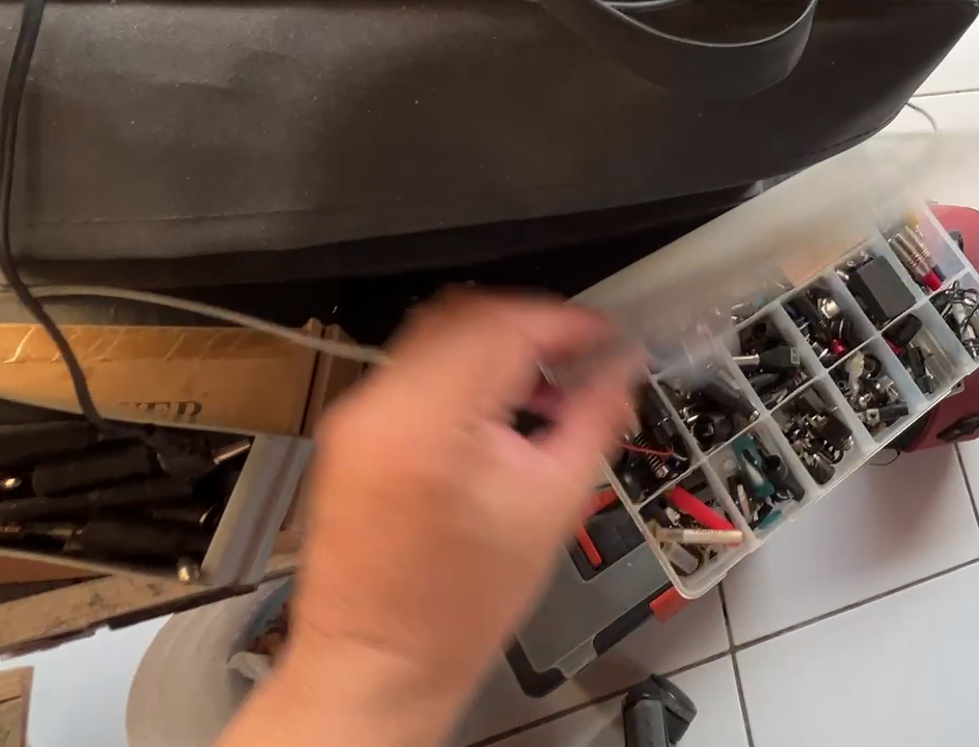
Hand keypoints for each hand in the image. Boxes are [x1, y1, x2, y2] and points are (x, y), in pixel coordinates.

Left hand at [268, 294, 637, 739]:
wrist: (380, 665)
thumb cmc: (464, 602)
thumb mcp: (558, 500)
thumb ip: (598, 414)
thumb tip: (625, 366)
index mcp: (434, 424)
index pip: (509, 327)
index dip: (570, 322)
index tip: (607, 336)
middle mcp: (382, 407)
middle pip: (472, 313)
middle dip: (539, 323)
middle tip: (584, 351)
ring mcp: (358, 416)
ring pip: (443, 329)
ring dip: (504, 338)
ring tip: (549, 379)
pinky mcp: (354, 429)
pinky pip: (420, 363)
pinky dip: (471, 363)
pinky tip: (505, 402)